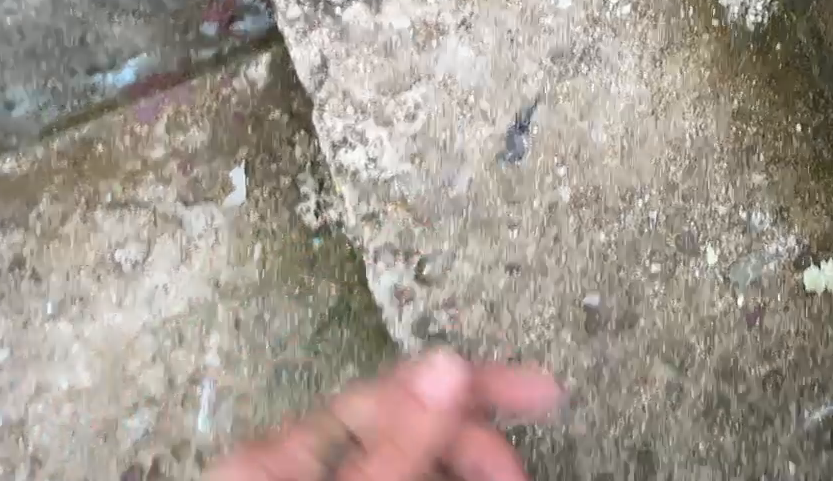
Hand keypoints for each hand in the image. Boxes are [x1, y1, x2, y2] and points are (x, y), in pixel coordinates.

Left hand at [207, 350, 564, 480]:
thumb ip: (397, 445)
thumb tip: (450, 362)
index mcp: (285, 452)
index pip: (406, 385)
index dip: (483, 384)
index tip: (547, 395)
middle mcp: (295, 463)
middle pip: (412, 424)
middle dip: (474, 446)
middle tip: (518, 475)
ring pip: (410, 460)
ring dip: (459, 470)